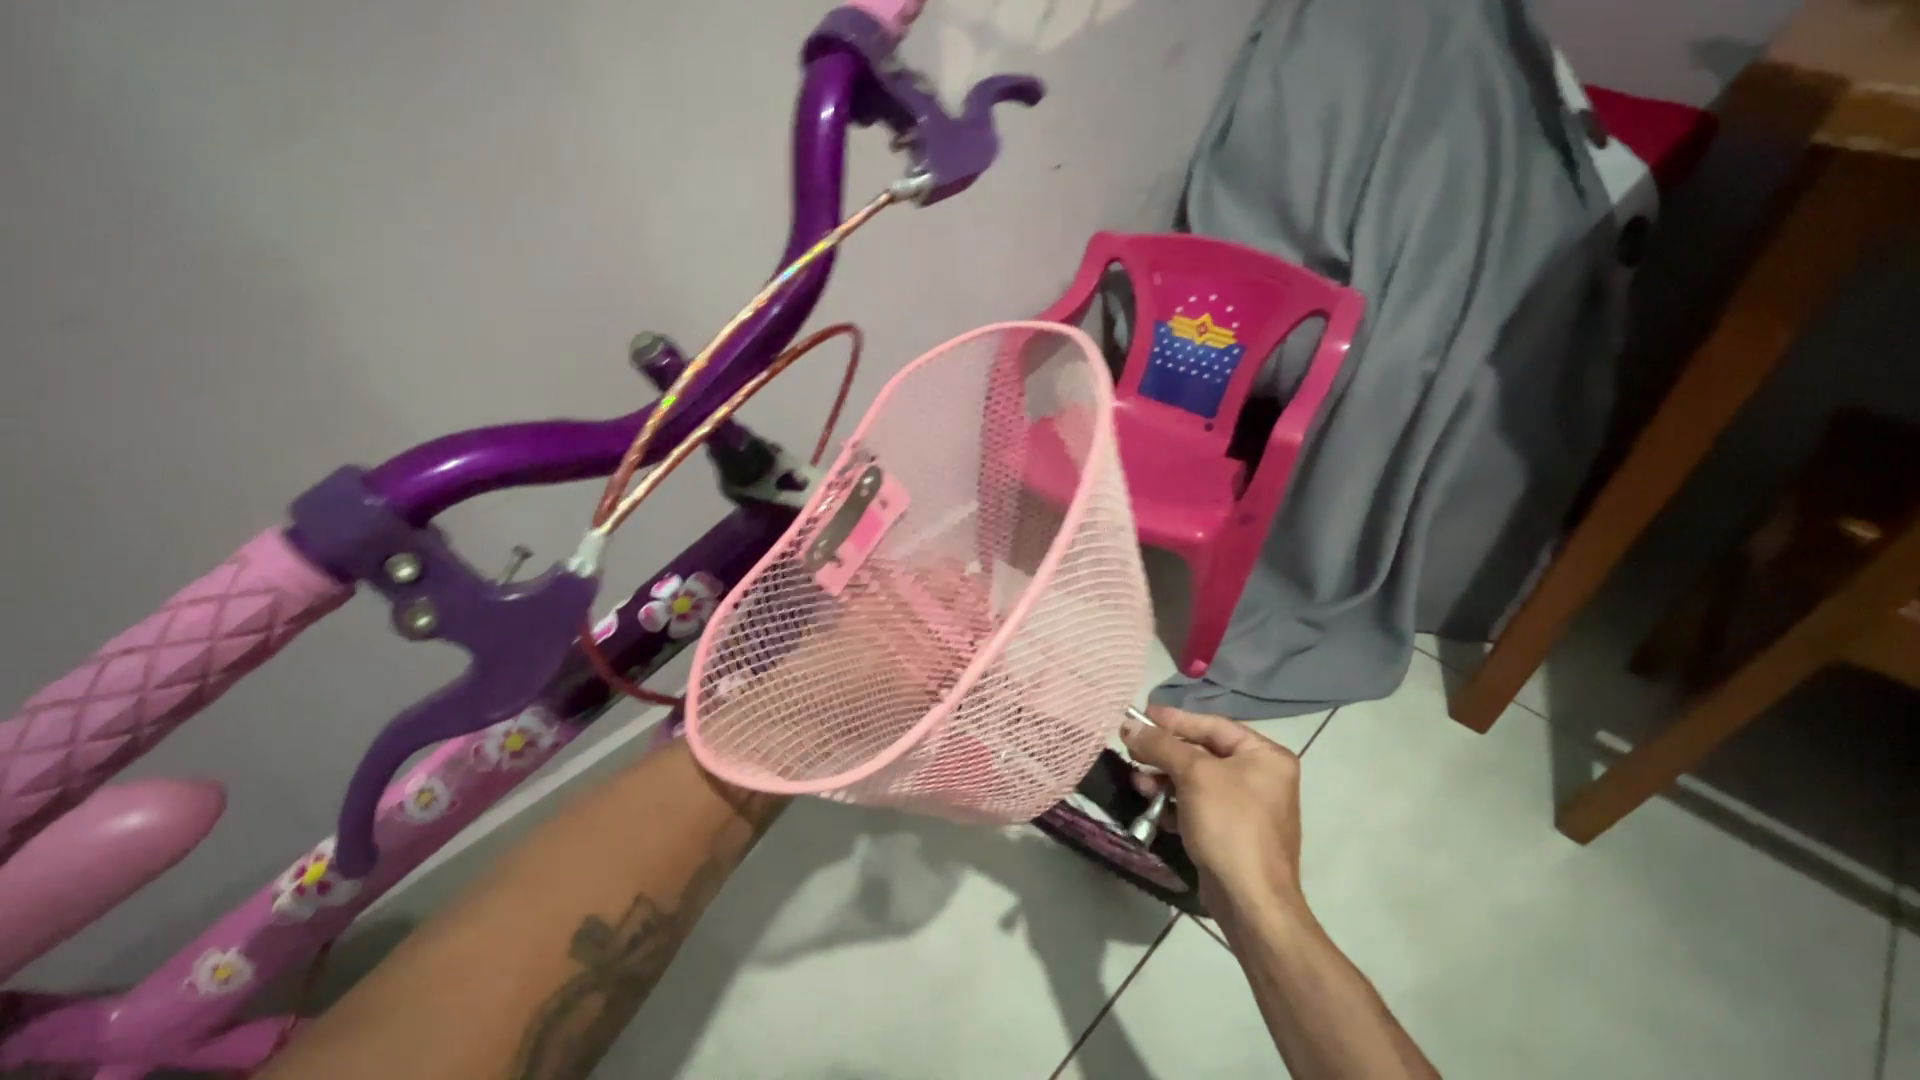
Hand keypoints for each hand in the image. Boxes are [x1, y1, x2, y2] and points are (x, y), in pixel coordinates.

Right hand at [1121, 706, 1305, 921]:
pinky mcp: (1231, 833)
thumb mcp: (1194, 775)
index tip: (1141, 714)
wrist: (1250, 899)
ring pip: (1197, 781)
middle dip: (1165, 752)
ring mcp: (1247, 807)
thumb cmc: (1229, 824)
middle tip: (1131, 746)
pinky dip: (1174, 802)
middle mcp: (1261, 777)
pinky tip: (1151, 804)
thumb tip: (1129, 725)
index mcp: (1266, 756)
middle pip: (1203, 753)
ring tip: (1137, 780)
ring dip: (1164, 778)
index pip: (1213, 726)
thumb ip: (1161, 745)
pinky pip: (1198, 806)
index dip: (1174, 720)